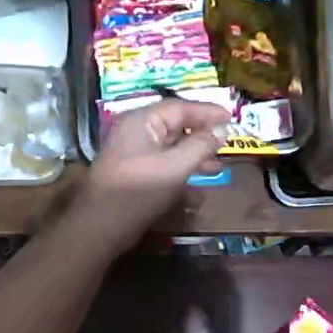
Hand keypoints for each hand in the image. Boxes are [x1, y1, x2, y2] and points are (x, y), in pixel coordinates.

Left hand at [77, 99, 228, 248]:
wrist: (102, 225)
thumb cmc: (139, 191)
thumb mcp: (176, 166)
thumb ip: (200, 146)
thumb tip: (220, 131)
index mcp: (142, 121)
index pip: (180, 107)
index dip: (207, 111)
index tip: (231, 117)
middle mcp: (136, 131)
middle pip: (174, 123)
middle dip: (202, 130)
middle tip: (227, 138)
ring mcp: (133, 151)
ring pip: (170, 143)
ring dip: (195, 150)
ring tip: (219, 160)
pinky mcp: (134, 171)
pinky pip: (164, 159)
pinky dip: (183, 163)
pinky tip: (200, 174)